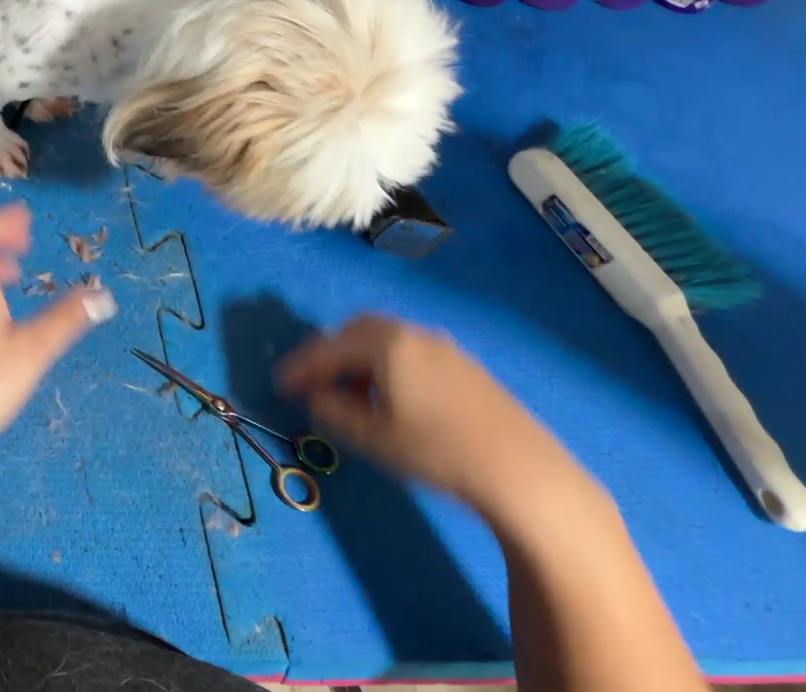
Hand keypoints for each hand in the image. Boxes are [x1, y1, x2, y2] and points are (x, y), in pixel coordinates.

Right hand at [276, 315, 583, 516]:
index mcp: (384, 345)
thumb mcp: (370, 437)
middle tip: (316, 382)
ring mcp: (446, 350)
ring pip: (387, 340)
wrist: (525, 474)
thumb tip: (316, 396)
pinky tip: (394, 399)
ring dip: (361, 359)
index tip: (280, 386)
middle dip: (331, 353)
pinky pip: (412, 353)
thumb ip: (331, 411)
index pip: (327, 348)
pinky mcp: (468, 369)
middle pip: (357, 331)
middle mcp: (413, 336)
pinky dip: (389, 366)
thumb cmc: (436, 451)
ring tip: (354, 395)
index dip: (299, 367)